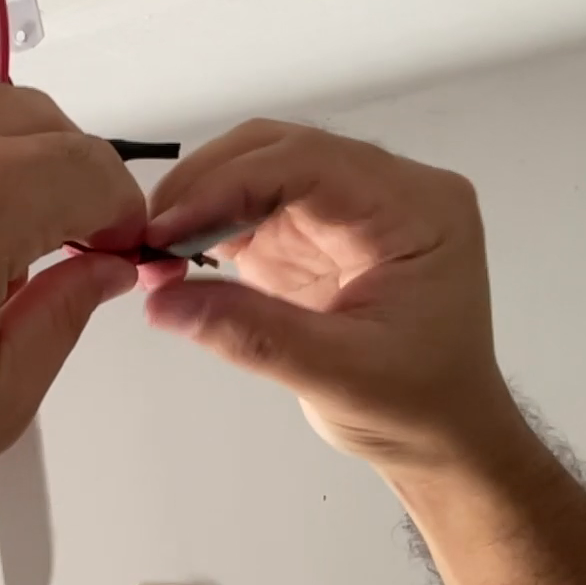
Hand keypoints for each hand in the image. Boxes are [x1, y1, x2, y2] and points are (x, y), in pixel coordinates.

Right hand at [140, 119, 521, 469]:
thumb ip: (251, 335)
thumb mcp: (338, 375)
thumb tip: (160, 302)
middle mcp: (380, 194)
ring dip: (197, 205)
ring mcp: (341, 214)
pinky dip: (206, 231)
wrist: (439, 433)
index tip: (164, 230)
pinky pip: (248, 214)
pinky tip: (174, 260)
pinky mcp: (310, 240)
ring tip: (153, 254)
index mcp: (413, 210)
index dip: (228, 186)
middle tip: (146, 240)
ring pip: (255, 173)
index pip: (309, 164)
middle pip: (277, 151)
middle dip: (204, 186)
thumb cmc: (415, 405)